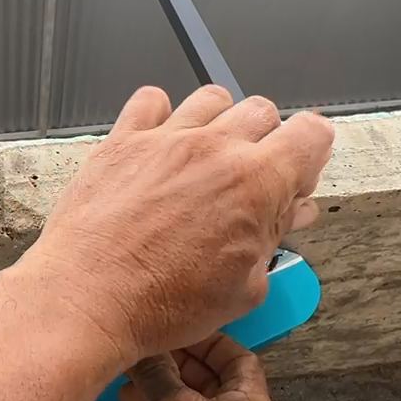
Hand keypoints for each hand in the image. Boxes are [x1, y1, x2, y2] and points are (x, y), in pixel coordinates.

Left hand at [19, 85, 333, 365]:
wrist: (88, 297)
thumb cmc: (159, 302)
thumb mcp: (243, 288)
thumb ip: (275, 238)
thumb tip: (291, 213)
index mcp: (255, 183)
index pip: (312, 132)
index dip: (311, 152)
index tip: (296, 174)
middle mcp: (213, 149)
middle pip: (262, 111)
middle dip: (265, 141)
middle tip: (250, 180)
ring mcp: (164, 139)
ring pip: (211, 98)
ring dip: (218, 122)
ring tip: (205, 160)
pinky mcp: (122, 141)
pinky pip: (150, 100)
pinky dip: (159, 113)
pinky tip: (159, 143)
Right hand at [117, 335, 281, 400]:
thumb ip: (160, 372)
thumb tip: (146, 346)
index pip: (238, 358)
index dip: (208, 338)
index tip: (175, 325)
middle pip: (207, 377)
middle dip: (176, 358)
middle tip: (143, 338)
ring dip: (158, 382)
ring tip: (128, 361)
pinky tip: (123, 395)